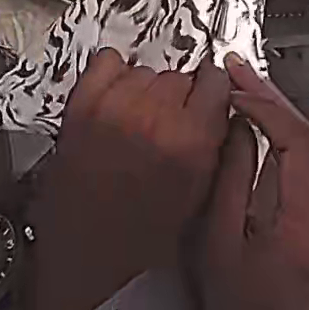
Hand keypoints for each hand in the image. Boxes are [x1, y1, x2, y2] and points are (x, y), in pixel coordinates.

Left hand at [20, 48, 231, 309]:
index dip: (213, 89)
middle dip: (179, 96)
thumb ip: (217, 147)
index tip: (208, 94)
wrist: (82, 248)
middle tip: (168, 121)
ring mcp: (116, 106)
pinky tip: (116, 98)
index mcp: (191, 141)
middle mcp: (155, 117)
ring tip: (138, 119)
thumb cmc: (137, 234)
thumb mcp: (198, 196)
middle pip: (180, 76)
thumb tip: (225, 111)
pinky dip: (114, 74)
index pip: (216, 81)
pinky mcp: (83, 103)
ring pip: (146, 70)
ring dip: (147, 89)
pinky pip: (107, 61)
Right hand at [191, 53, 308, 309]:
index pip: (298, 144)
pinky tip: (266, 123)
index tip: (237, 85)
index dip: (265, 106)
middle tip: (239, 74)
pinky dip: (291, 140)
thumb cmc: (243, 309)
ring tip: (246, 91)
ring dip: (281, 117)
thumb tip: (237, 125)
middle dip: (272, 101)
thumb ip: (229, 176)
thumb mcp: (216, 241)